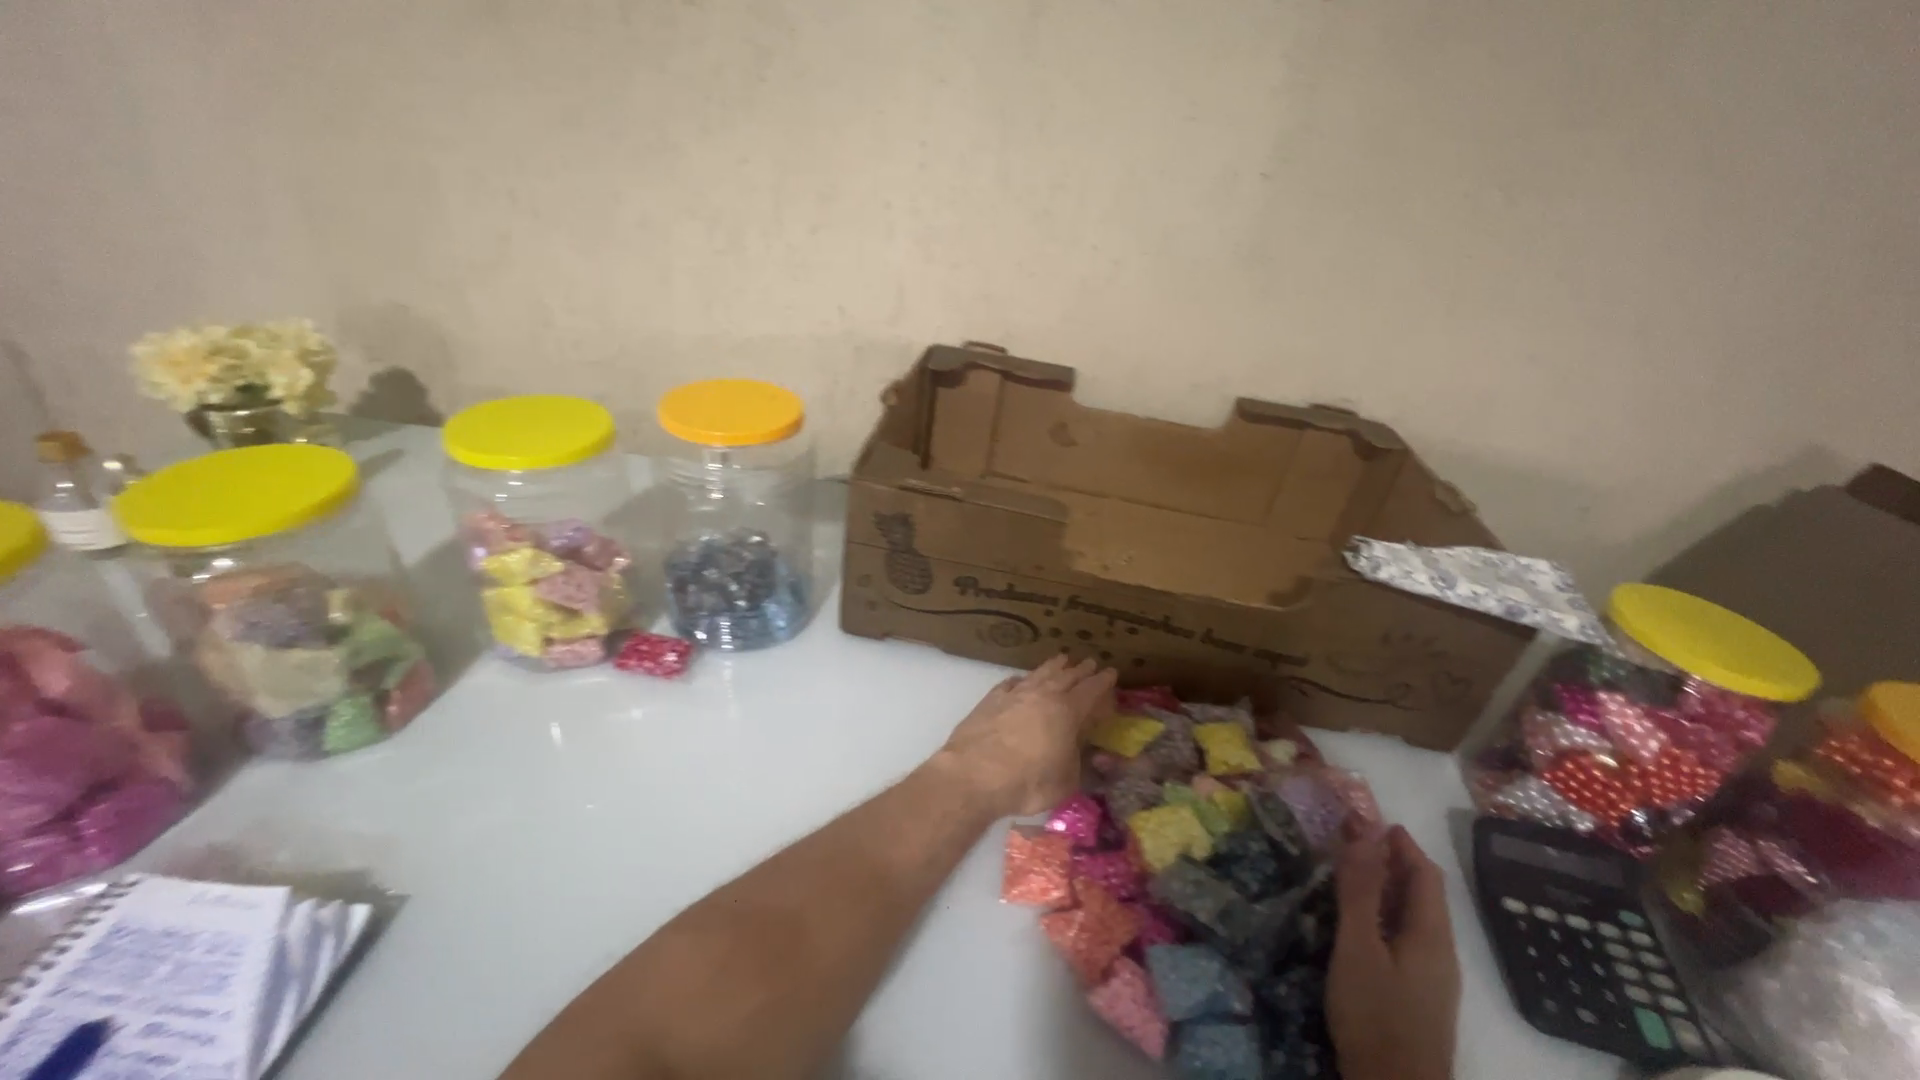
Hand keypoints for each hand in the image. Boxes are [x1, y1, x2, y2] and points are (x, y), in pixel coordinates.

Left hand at [935, 655, 1115, 818]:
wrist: (973, 775)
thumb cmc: (1027, 782)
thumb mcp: (1066, 781)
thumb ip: (1079, 763)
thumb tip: (1085, 754)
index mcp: (1067, 712)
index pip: (1091, 691)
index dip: (1103, 682)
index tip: (1111, 673)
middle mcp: (1042, 696)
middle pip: (1066, 676)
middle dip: (1080, 670)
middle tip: (1089, 662)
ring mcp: (1014, 695)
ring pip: (1038, 674)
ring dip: (1052, 666)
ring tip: (1061, 660)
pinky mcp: (990, 700)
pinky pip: (1010, 683)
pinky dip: (1021, 679)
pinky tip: (1021, 680)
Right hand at [1327, 825, 1460, 1079]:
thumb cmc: (1374, 1014)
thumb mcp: (1358, 947)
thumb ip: (1359, 891)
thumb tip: (1364, 832)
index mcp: (1431, 935)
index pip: (1425, 874)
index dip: (1401, 843)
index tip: (1372, 819)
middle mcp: (1441, 951)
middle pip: (1423, 895)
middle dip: (1394, 862)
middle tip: (1355, 841)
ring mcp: (1433, 977)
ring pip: (1415, 918)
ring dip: (1389, 888)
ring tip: (1352, 875)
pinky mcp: (1420, 996)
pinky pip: (1407, 939)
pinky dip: (1386, 915)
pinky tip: (1362, 926)